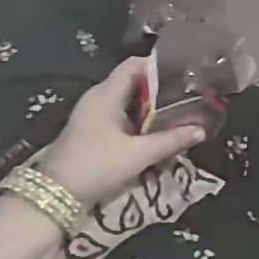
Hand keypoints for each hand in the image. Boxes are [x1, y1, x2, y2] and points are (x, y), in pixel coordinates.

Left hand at [41, 58, 205, 204]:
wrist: (56, 193)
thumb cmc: (97, 166)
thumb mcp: (138, 154)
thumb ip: (170, 140)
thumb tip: (201, 130)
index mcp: (106, 93)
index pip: (134, 65)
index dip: (158, 67)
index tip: (182, 76)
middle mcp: (98, 96)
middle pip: (132, 80)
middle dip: (158, 88)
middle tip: (185, 96)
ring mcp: (92, 112)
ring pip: (125, 98)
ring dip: (148, 105)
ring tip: (175, 112)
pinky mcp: (91, 127)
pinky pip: (118, 112)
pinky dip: (136, 117)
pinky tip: (153, 129)